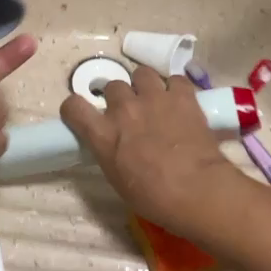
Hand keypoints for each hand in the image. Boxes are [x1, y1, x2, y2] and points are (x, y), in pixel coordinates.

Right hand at [59, 67, 255, 239]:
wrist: (196, 189)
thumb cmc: (154, 196)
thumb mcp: (117, 177)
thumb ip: (109, 152)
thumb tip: (115, 144)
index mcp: (104, 134)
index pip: (73, 106)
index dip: (76, 108)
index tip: (84, 115)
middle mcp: (124, 109)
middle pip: (112, 86)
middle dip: (119, 98)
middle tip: (131, 115)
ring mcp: (154, 98)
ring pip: (141, 74)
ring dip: (145, 86)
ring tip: (155, 101)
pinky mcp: (182, 95)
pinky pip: (175, 80)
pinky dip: (176, 89)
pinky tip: (180, 102)